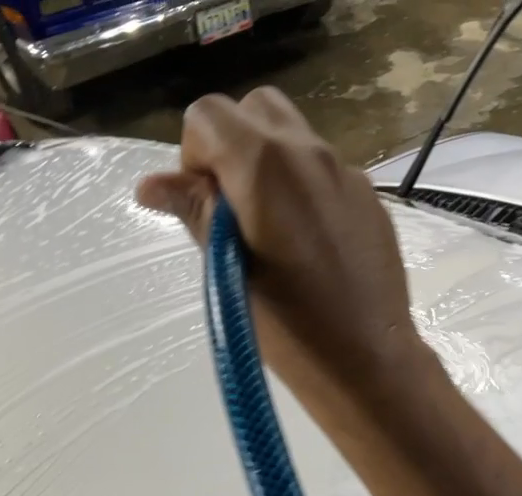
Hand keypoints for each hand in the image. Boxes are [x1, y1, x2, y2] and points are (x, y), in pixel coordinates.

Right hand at [135, 87, 437, 411]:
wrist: (369, 361)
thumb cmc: (289, 327)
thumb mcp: (229, 272)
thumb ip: (196, 213)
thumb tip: (150, 185)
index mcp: (264, 164)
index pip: (208, 114)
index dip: (194, 154)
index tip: (203, 204)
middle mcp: (308, 152)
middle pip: (256, 109)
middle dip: (233, 143)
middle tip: (231, 206)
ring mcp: (346, 173)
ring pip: (296, 136)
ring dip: (271, 163)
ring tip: (270, 226)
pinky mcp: (370, 199)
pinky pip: (326, 171)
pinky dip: (305, 188)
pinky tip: (310, 245)